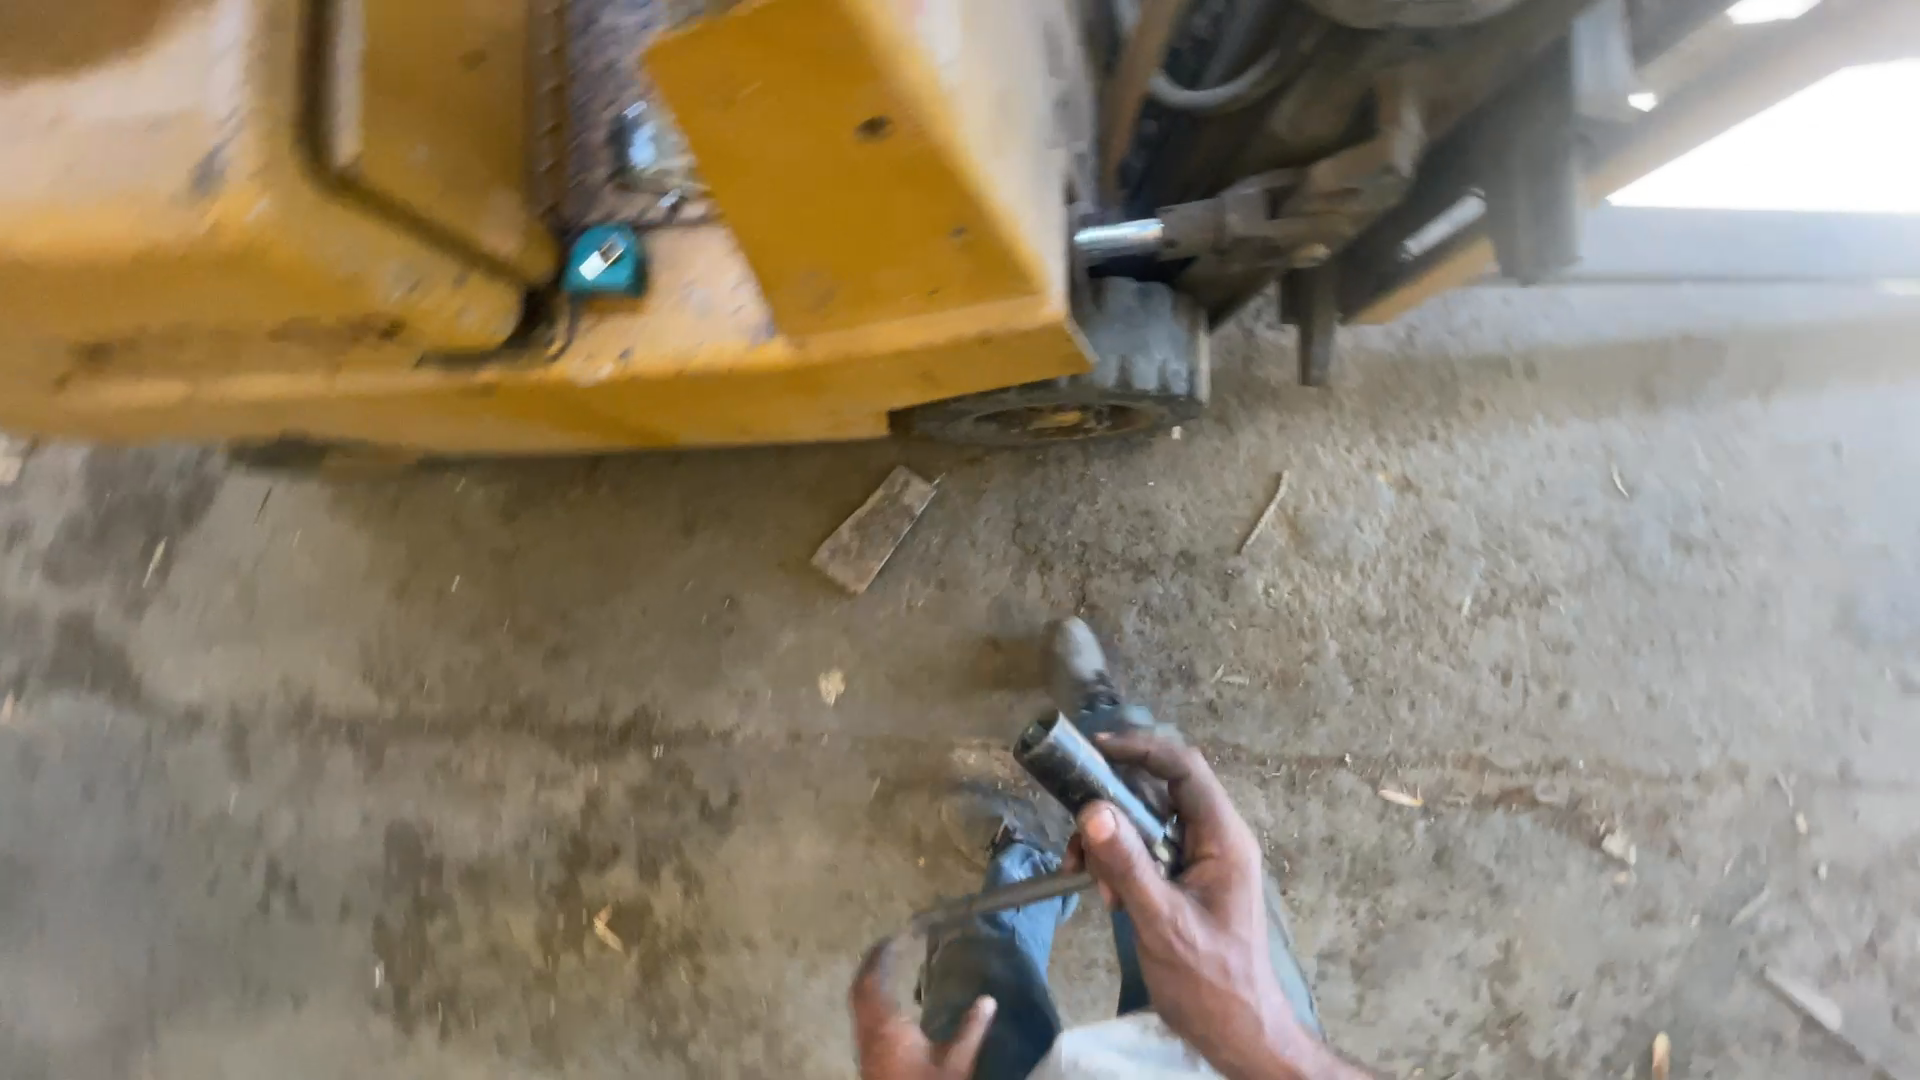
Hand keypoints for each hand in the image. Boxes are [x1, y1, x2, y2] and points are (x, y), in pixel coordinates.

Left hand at [848, 935, 996, 1079]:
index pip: (873, 980)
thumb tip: (988, 999)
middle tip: (890, 946)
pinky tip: (890, 1006)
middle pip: (859, 989)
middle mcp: (868, 1033)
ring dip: (869, 983)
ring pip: (858, 1005)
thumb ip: (971, 1029)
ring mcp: (864, 1048)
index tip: (895, 936)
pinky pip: (862, 1019)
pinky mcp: (866, 1061)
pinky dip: (871, 1001)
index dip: (880, 955)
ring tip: (889, 968)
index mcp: (886, 1026)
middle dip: (871, 965)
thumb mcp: (956, 1065)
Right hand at [1070, 733, 1361, 1079]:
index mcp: (1222, 837)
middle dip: (1112, 802)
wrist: (1238, 1038)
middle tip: (1077, 821)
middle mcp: (1211, 836)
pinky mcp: (1179, 877)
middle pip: (1157, 789)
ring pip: (1143, 818)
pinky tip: (1097, 888)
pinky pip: (1140, 847)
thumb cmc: (1212, 983)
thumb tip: (1091, 809)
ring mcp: (1195, 856)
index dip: (1141, 749)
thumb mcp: (1164, 924)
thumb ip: (1128, 866)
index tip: (1096, 749)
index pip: (1184, 768)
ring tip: (1083, 869)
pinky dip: (1113, 859)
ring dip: (1107, 836)